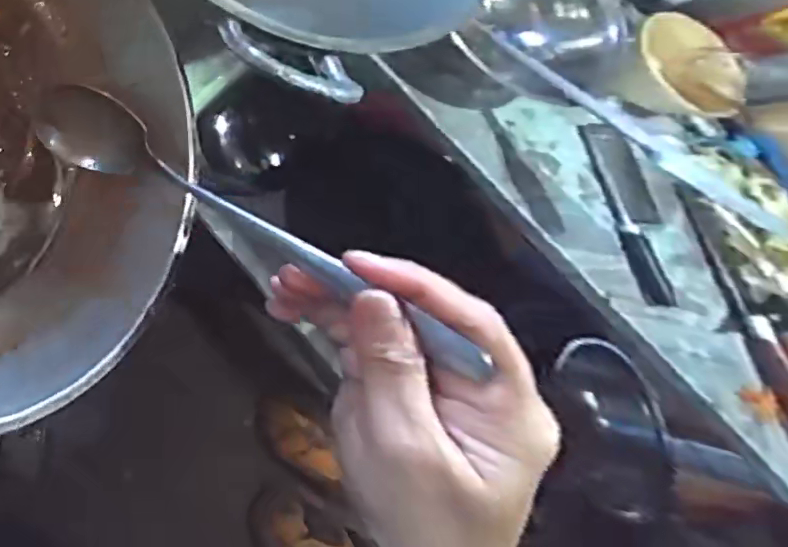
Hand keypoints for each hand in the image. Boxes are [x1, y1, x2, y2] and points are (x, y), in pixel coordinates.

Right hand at [267, 252, 559, 546]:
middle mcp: (471, 382)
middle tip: (300, 271)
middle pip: (415, 313)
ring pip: (380, 318)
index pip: (470, 323)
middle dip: (353, 286)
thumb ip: (392, 367)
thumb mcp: (405, 444)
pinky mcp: (393, 382)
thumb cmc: (424, 521)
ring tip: (283, 286)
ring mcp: (430, 381)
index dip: (415, 285)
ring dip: (329, 297)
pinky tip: (292, 307)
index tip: (359, 266)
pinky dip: (322, 318)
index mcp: (504, 403)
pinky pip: (359, 336)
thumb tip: (375, 299)